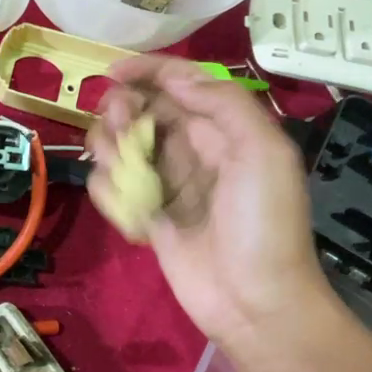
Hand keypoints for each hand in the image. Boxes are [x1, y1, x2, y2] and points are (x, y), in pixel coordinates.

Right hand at [90, 56, 331, 348]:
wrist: (254, 301)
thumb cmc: (263, 224)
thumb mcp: (264, 153)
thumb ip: (224, 104)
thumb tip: (172, 79)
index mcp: (220, 128)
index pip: (177, 81)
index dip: (144, 69)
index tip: (111, 73)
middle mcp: (188, 148)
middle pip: (137, 107)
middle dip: (120, 111)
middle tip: (124, 132)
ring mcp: (162, 180)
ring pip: (114, 143)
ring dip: (108, 150)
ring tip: (125, 175)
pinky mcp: (141, 211)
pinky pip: (107, 186)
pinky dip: (108, 192)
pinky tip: (131, 214)